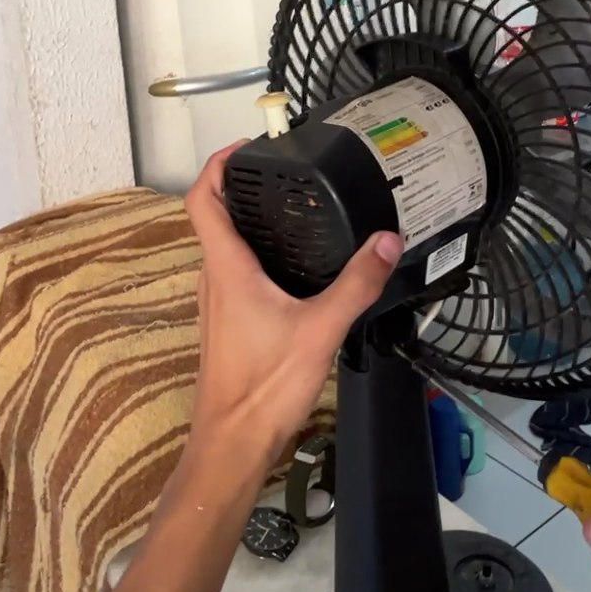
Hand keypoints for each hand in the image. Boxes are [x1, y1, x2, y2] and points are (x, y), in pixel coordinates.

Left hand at [183, 140, 403, 462]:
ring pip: (223, 244)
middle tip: (280, 170)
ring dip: (247, 218)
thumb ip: (357, 283)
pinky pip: (234, 269)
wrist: (233, 444)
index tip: (247, 147)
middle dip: (241, 185)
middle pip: (214, 215)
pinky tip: (291, 264)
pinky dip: (254, 250)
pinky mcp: (227, 320)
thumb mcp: (321, 328)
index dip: (219, 164)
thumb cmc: (263, 388)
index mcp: (227, 268)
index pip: (204, 199)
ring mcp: (217, 301)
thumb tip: (386, 242)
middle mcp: (214, 278)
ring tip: (289, 207)